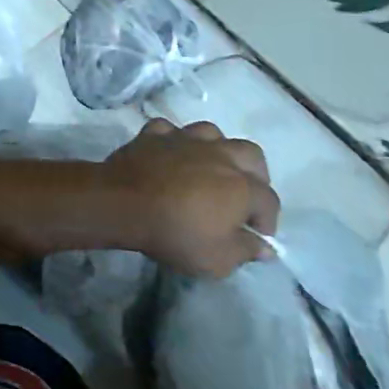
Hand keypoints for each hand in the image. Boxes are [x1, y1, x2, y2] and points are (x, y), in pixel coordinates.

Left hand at [99, 118, 279, 277]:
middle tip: (243, 194)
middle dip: (254, 174)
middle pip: (250, 154)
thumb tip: (263, 247)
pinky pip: (168, 129)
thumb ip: (245, 251)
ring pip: (210, 132)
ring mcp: (182, 140)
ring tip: (209, 167)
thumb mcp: (217, 259)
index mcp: (241, 186)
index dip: (267, 219)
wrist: (120, 202)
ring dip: (216, 148)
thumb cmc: (173, 233)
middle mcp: (217, 155)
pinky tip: (170, 153)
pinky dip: (172, 139)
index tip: (257, 234)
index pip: (268, 200)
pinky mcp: (151, 134)